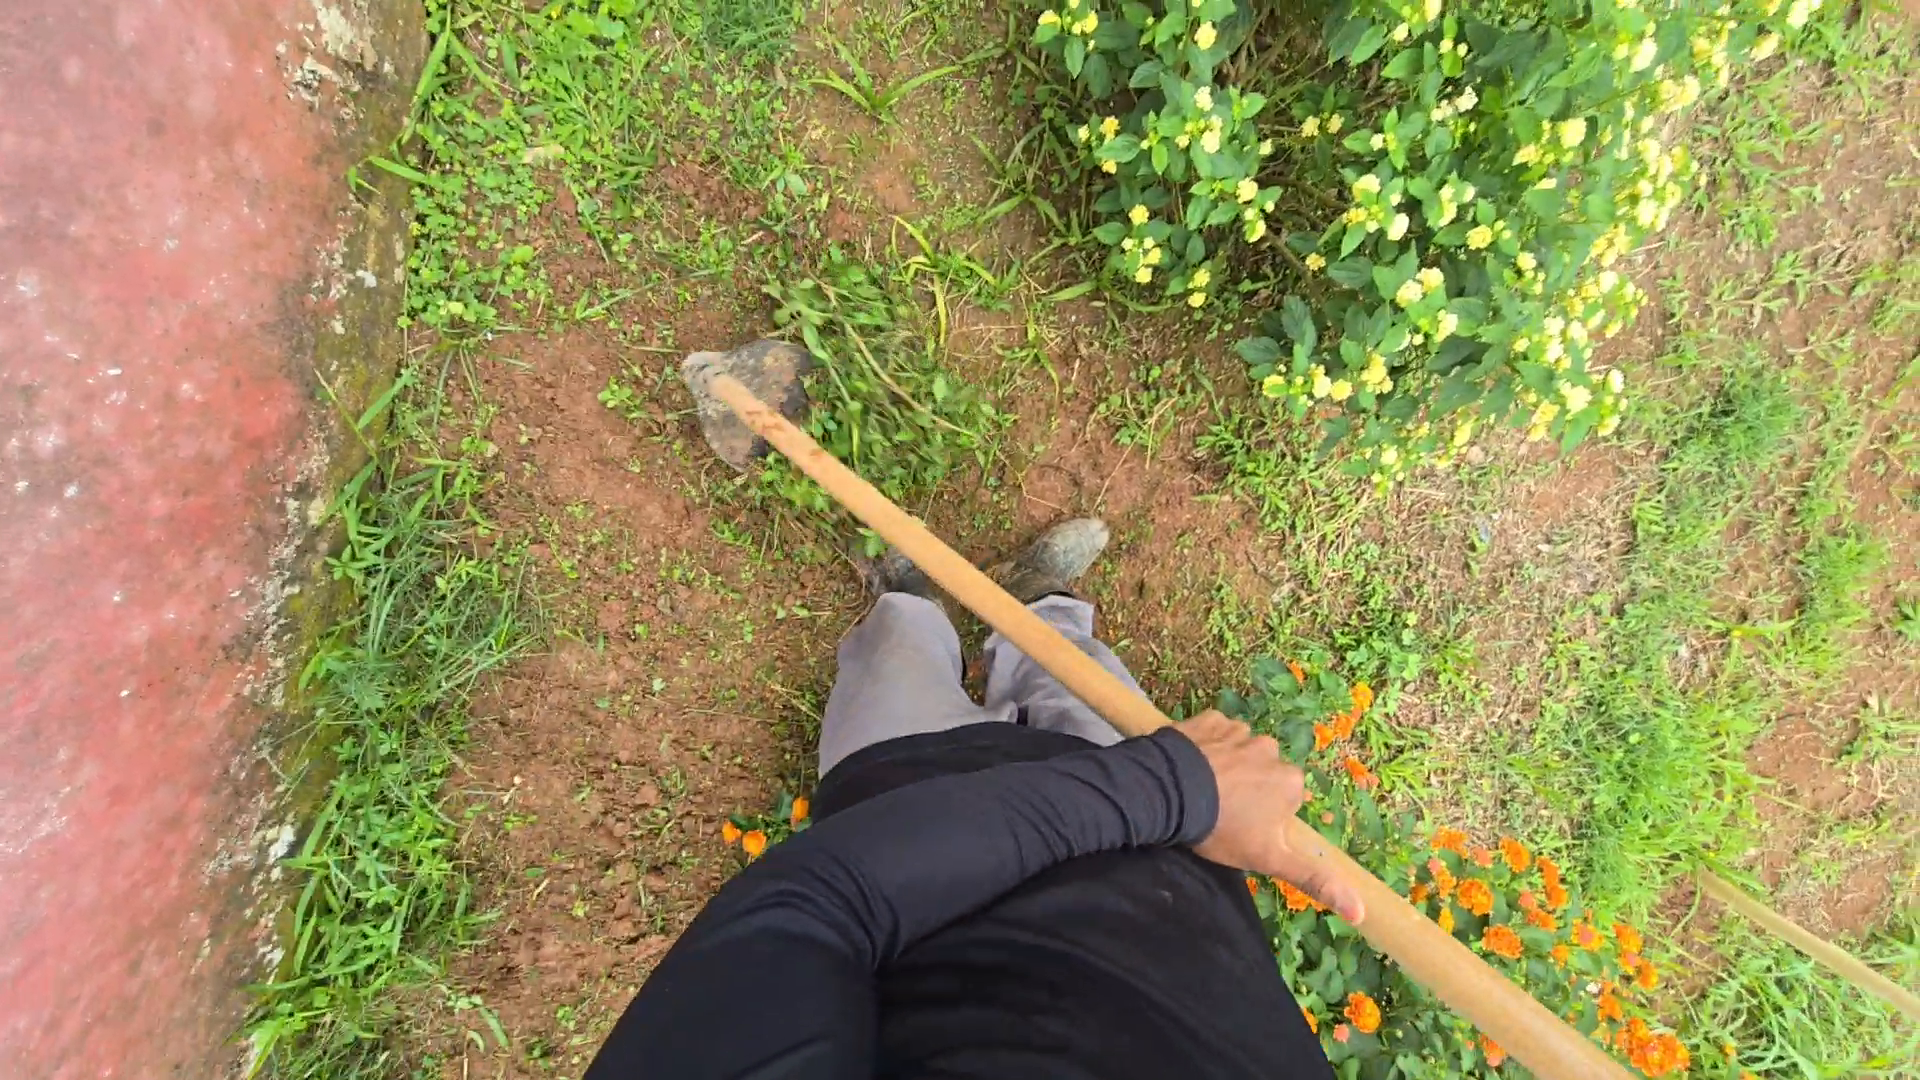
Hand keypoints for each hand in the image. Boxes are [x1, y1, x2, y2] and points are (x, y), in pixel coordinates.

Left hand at [1175, 711, 1365, 923]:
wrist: (1169, 792)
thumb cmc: (1223, 828)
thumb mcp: (1269, 859)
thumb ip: (1314, 879)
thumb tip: (1361, 911)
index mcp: (1289, 781)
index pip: (1285, 796)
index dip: (1265, 811)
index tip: (1245, 821)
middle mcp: (1269, 749)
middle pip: (1264, 768)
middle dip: (1248, 782)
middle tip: (1222, 803)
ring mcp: (1237, 730)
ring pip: (1238, 747)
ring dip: (1226, 760)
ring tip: (1202, 784)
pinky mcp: (1207, 718)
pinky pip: (1212, 729)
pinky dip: (1204, 742)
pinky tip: (1190, 761)